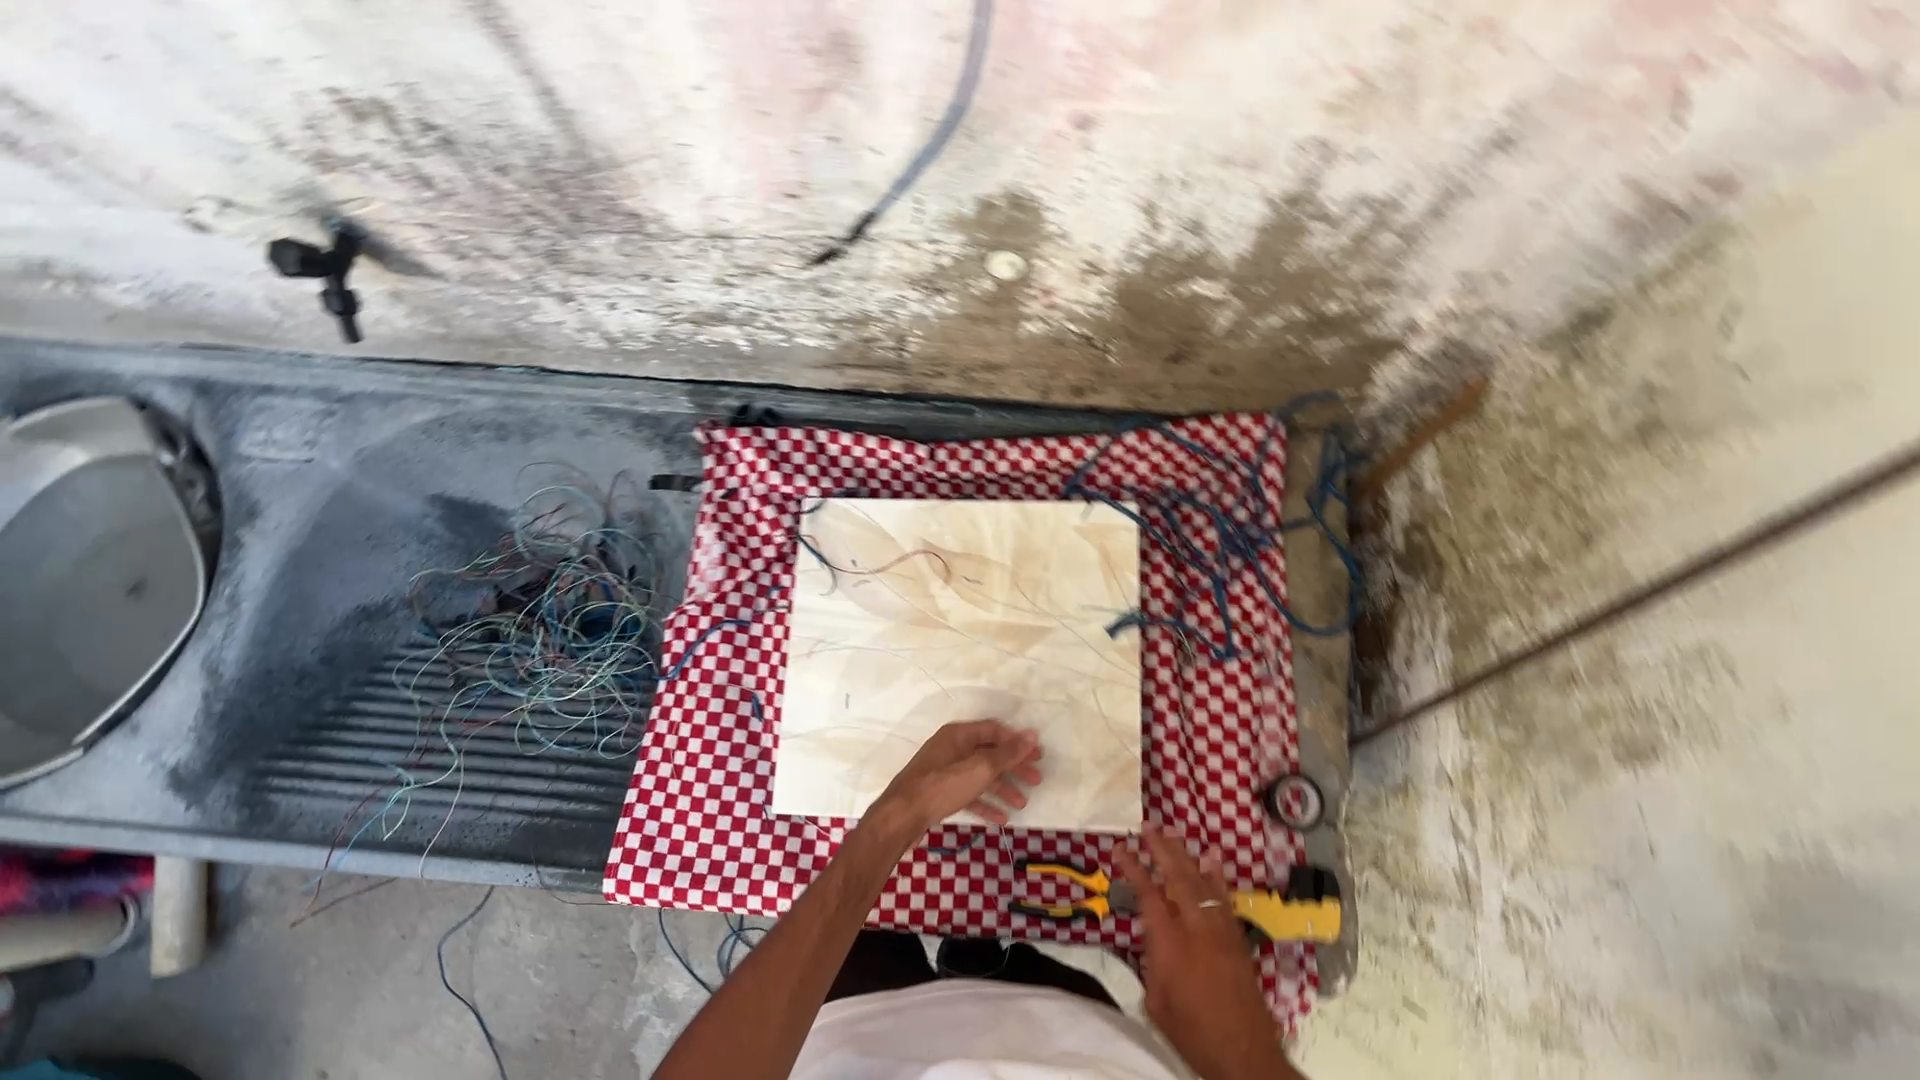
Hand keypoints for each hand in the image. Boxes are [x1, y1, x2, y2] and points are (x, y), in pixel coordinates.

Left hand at [868, 719, 1042, 837]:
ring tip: (1021, 803)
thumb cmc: (941, 787)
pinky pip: (968, 793)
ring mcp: (943, 771)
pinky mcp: (939, 793)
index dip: (1018, 742)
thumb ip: (1007, 754)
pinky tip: (1001, 818)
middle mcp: (951, 748)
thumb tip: (1032, 735)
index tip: (1038, 757)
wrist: (901, 817)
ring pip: (979, 775)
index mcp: (958, 735)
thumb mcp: (979, 769)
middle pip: (989, 753)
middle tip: (1036, 781)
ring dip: (1002, 788)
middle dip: (1013, 767)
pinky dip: (984, 803)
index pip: (994, 730)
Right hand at [1114, 828, 1300, 1079]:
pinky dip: (1216, 877)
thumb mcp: (1156, 1001)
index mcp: (1170, 944)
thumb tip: (1151, 937)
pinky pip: (1225, 899)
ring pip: (1203, 883)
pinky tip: (1212, 860)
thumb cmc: (1192, 1034)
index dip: (1133, 868)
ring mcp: (1221, 932)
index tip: (1119, 848)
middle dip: (1162, 849)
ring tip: (1174, 834)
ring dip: (1187, 856)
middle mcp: (1197, 929)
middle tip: (1149, 827)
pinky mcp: (1238, 940)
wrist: (1244, 1056)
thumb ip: (1152, 962)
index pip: (1148, 894)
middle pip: (1178, 878)